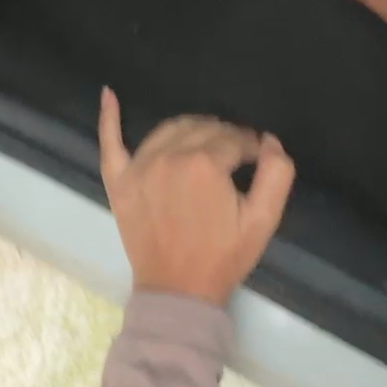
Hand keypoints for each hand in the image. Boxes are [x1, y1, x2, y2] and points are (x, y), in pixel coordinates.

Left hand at [98, 88, 295, 305]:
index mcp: (204, 164)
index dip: (252, 147)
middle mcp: (168, 157)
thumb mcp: (262, 220)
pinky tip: (110, 94)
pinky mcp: (118, 181)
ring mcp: (138, 167)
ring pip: (169, 129)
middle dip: (225, 137)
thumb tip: (270, 141)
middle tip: (236, 156)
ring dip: (192, 129)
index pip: (234, 138)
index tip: (258, 159)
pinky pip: (110, 142)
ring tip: (207, 142)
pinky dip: (110, 117)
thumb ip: (276, 174)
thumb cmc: (222, 258)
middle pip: (203, 129)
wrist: (177, 292)